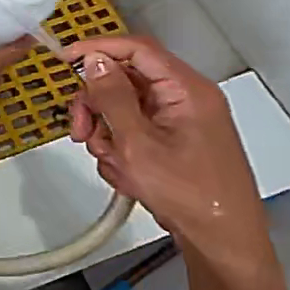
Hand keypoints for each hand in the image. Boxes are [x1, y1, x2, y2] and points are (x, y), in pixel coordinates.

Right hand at [67, 36, 267, 252]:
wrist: (222, 240)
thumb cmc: (194, 197)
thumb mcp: (138, 145)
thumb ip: (113, 98)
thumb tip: (96, 63)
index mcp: (186, 90)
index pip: (137, 49)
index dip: (99, 49)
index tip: (68, 59)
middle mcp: (186, 99)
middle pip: (126, 80)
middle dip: (98, 106)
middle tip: (82, 131)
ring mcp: (181, 121)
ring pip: (126, 109)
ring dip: (108, 134)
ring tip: (114, 162)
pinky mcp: (174, 141)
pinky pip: (136, 132)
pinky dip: (122, 151)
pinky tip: (128, 175)